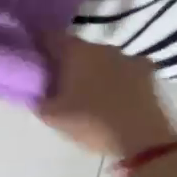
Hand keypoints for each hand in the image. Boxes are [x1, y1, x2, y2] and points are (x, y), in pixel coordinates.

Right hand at [36, 34, 176, 158]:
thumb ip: (36, 94)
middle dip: (63, 55)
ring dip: (90, 64)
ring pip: (98, 55)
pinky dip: (113, 73)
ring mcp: (126, 56)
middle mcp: (99, 45)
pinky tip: (109, 88)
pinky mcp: (146, 71)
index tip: (29, 54)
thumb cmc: (90, 121)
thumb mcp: (50, 114)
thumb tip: (32, 85)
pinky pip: (121, 66)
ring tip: (83, 82)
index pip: (45, 35)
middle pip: (73, 44)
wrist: (145, 141)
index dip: (35, 43)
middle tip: (54, 72)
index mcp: (72, 50)